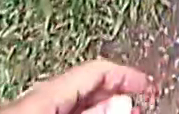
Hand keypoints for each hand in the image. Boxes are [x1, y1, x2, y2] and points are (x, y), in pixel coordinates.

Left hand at [0, 59, 153, 113]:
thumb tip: (123, 103)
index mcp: (42, 95)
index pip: (93, 68)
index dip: (124, 75)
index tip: (146, 85)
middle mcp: (32, 102)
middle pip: (81, 86)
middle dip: (112, 95)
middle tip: (136, 105)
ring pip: (69, 105)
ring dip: (95, 110)